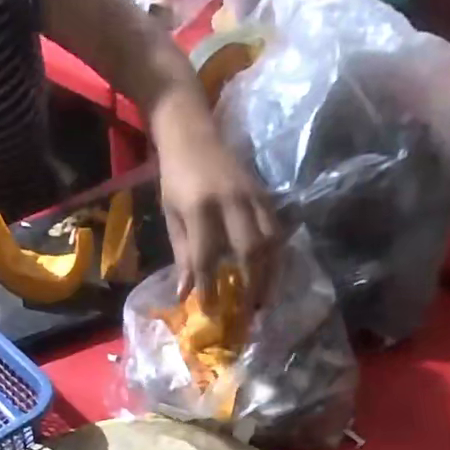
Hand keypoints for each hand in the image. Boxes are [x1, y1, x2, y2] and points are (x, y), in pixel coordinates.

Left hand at [157, 144, 281, 307]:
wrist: (192, 136)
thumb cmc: (175, 180)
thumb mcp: (172, 217)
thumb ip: (182, 254)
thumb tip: (185, 293)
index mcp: (201, 209)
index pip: (207, 257)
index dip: (209, 287)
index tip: (211, 312)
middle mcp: (232, 202)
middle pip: (250, 251)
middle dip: (251, 285)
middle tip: (249, 312)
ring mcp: (253, 196)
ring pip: (271, 241)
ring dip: (270, 274)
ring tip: (264, 300)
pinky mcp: (265, 194)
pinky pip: (277, 229)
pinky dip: (276, 255)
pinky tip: (272, 274)